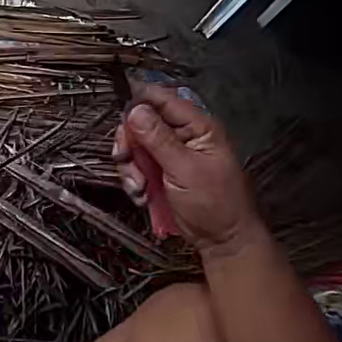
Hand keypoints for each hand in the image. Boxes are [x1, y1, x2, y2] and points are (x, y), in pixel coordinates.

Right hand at [113, 83, 262, 255]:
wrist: (222, 242)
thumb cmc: (215, 204)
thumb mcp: (184, 169)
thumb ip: (158, 139)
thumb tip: (135, 109)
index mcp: (197, 126)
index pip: (162, 99)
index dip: (138, 101)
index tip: (119, 114)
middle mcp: (182, 136)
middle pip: (141, 122)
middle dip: (130, 143)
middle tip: (125, 159)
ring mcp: (170, 155)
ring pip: (135, 147)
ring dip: (130, 168)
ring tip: (140, 187)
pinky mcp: (160, 173)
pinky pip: (136, 167)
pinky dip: (134, 181)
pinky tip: (142, 196)